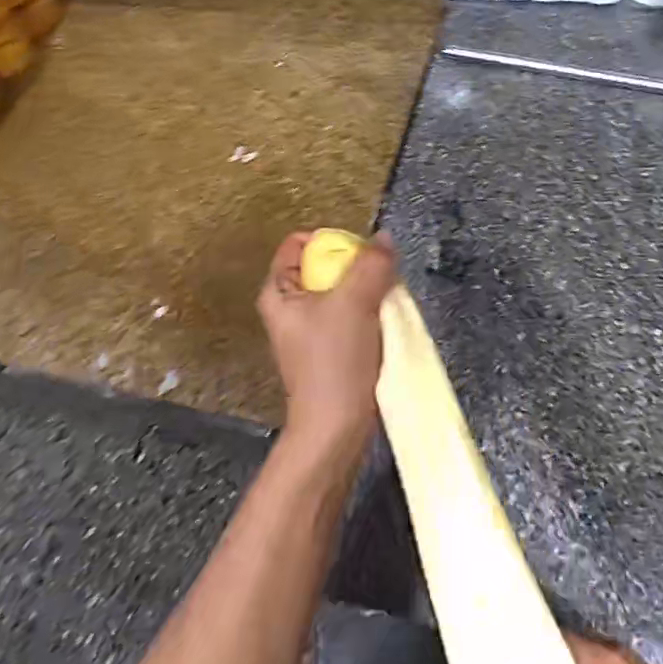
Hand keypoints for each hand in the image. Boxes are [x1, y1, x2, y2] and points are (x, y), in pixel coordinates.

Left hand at [256, 229, 397, 451]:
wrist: (336, 425)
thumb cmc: (334, 361)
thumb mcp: (353, 302)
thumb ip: (371, 265)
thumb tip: (384, 238)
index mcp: (278, 292)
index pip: (298, 244)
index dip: (329, 241)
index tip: (359, 254)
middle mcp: (290, 308)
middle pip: (323, 266)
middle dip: (354, 267)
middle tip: (377, 278)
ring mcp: (310, 330)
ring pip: (342, 292)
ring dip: (365, 291)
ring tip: (383, 302)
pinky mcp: (330, 348)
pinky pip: (351, 315)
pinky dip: (368, 313)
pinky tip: (383, 322)